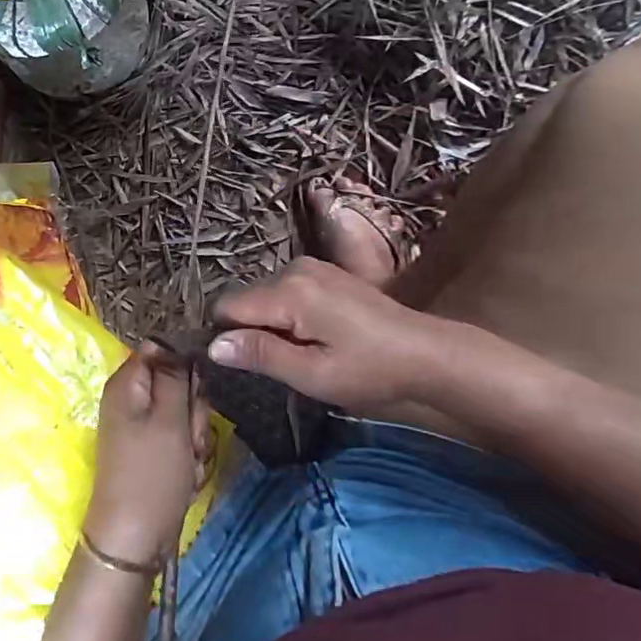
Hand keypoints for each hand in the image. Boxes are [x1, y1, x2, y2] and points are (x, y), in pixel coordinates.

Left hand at [84, 342, 209, 568]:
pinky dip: (189, 456)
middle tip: (190, 436)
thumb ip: (174, 375)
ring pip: (184, 414)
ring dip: (195, 437)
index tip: (196, 389)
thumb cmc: (151, 474)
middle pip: (177, 383)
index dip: (185, 366)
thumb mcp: (169, 419)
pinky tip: (186, 475)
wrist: (134, 540)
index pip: (161, 349)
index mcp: (126, 383)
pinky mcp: (151, 451)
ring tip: (188, 460)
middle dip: (193, 410)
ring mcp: (140, 426)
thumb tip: (173, 342)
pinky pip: (180, 440)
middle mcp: (130, 399)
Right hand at [208, 257, 498, 429]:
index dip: (225, 336)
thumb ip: (260, 355)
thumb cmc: (371, 371)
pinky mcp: (324, 271)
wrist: (428, 355)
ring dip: (269, 323)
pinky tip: (313, 336)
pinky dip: (286, 314)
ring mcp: (310, 266)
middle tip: (280, 365)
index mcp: (289, 291)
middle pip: (244, 299)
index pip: (227, 306)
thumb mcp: (313, 374)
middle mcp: (294, 268)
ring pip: (263, 295)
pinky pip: (284, 290)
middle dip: (249, 330)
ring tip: (300, 353)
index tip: (241, 366)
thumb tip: (212, 346)